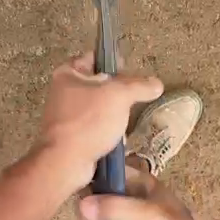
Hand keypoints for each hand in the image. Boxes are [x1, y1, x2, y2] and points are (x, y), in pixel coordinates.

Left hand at [35, 55, 162, 188]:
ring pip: (99, 108)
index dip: (112, 61)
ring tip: (125, 121)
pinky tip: (118, 139)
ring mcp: (66, 116)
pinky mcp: (72, 137)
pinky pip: (95, 128)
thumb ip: (139, 86)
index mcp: (67, 74)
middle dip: (118, 92)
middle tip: (133, 98)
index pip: (93, 58)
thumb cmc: (89, 121)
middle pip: (99, 84)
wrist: (66, 162)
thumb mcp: (119, 96)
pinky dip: (108, 132)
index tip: (129, 70)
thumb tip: (156, 84)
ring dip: (115, 115)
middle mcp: (63, 92)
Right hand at [75, 167, 219, 219]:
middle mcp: (125, 196)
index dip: (91, 177)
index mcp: (137, 182)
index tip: (81, 193)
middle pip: (93, 193)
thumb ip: (116, 208)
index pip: (107, 170)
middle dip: (87, 209)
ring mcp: (118, 219)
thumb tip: (82, 205)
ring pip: (90, 214)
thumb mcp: (149, 216)